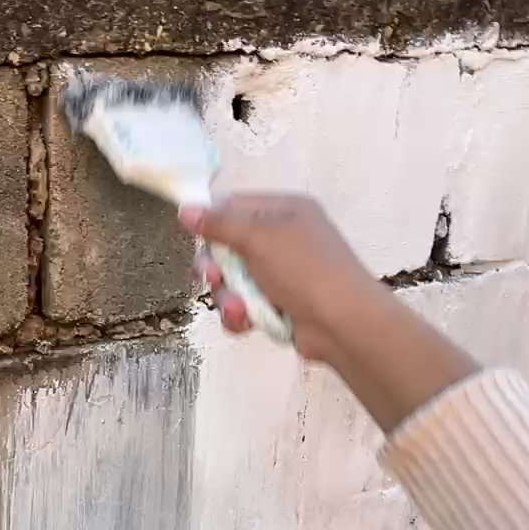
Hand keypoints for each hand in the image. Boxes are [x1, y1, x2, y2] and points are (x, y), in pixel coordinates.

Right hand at [181, 192, 479, 430]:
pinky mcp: (276, 303)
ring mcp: (279, 273)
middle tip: (215, 277)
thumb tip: (185, 209)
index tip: (196, 238)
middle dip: (216, 267)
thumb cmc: (304, 269)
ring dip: (227, 296)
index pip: (233, 206)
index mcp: (284, 210)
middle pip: (226, 246)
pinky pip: (241, 304)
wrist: (342, 323)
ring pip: (230, 280)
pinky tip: (246, 321)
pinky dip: (239, 314)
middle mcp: (281, 238)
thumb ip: (219, 224)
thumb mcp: (258, 237)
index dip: (211, 222)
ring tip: (239, 308)